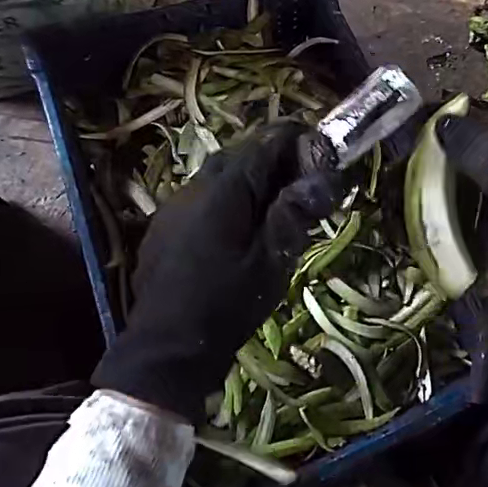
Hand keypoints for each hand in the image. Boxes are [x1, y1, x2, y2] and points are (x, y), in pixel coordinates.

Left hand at [94, 122, 336, 420]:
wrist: (167, 346)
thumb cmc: (228, 303)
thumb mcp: (272, 261)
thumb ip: (293, 213)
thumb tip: (320, 176)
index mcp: (226, 190)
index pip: (267, 142)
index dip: (298, 140)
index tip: (322, 152)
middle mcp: (196, 186)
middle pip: (242, 152)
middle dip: (276, 157)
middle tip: (305, 178)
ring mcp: (176, 204)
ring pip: (220, 172)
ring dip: (252, 176)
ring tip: (278, 201)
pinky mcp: (166, 224)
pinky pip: (203, 194)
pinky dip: (230, 195)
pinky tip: (242, 223)